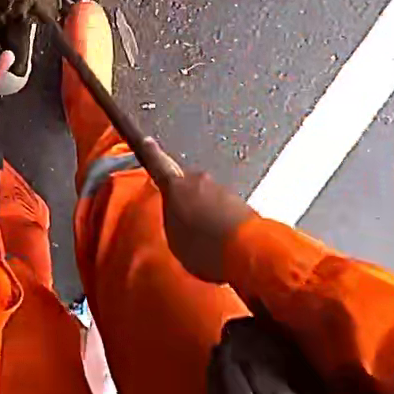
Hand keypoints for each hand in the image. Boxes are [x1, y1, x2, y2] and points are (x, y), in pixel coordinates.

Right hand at [142, 139, 255, 283]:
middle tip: (184, 224)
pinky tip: (222, 243)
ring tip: (206, 241)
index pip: (158, 163)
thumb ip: (171, 220)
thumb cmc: (205, 246)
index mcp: (176, 185)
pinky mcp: (242, 203)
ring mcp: (223, 190)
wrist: (247, 252)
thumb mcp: (173, 240)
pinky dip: (223, 222)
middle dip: (186, 200)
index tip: (147, 141)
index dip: (150, 152)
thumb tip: (174, 217)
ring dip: (207, 213)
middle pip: (187, 185)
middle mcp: (199, 180)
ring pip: (208, 197)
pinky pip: (226, 210)